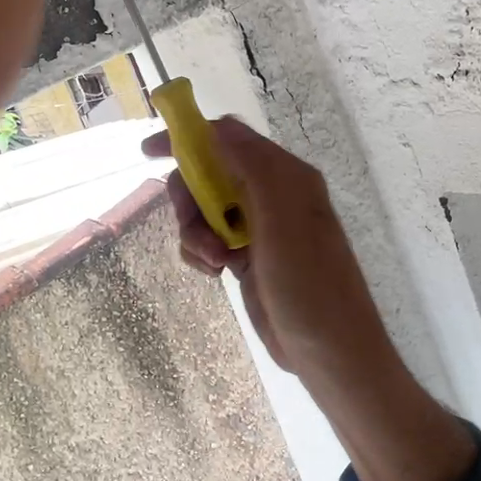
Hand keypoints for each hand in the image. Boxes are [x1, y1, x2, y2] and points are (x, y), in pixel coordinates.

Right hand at [144, 118, 476, 480]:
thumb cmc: (309, 284)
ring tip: (213, 261)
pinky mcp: (249, 258)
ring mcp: (260, 228)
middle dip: (190, 198)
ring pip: (205, 210)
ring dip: (195, 232)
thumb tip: (217, 126)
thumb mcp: (282, 220)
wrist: (332, 355)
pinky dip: (201, 252)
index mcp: (285, 176)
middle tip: (191, 226)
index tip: (149, 153)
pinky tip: (213, 273)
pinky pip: (210, 239)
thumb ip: (251, 167)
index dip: (189, 139)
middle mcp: (273, 195)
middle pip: (209, 174)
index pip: (229, 138)